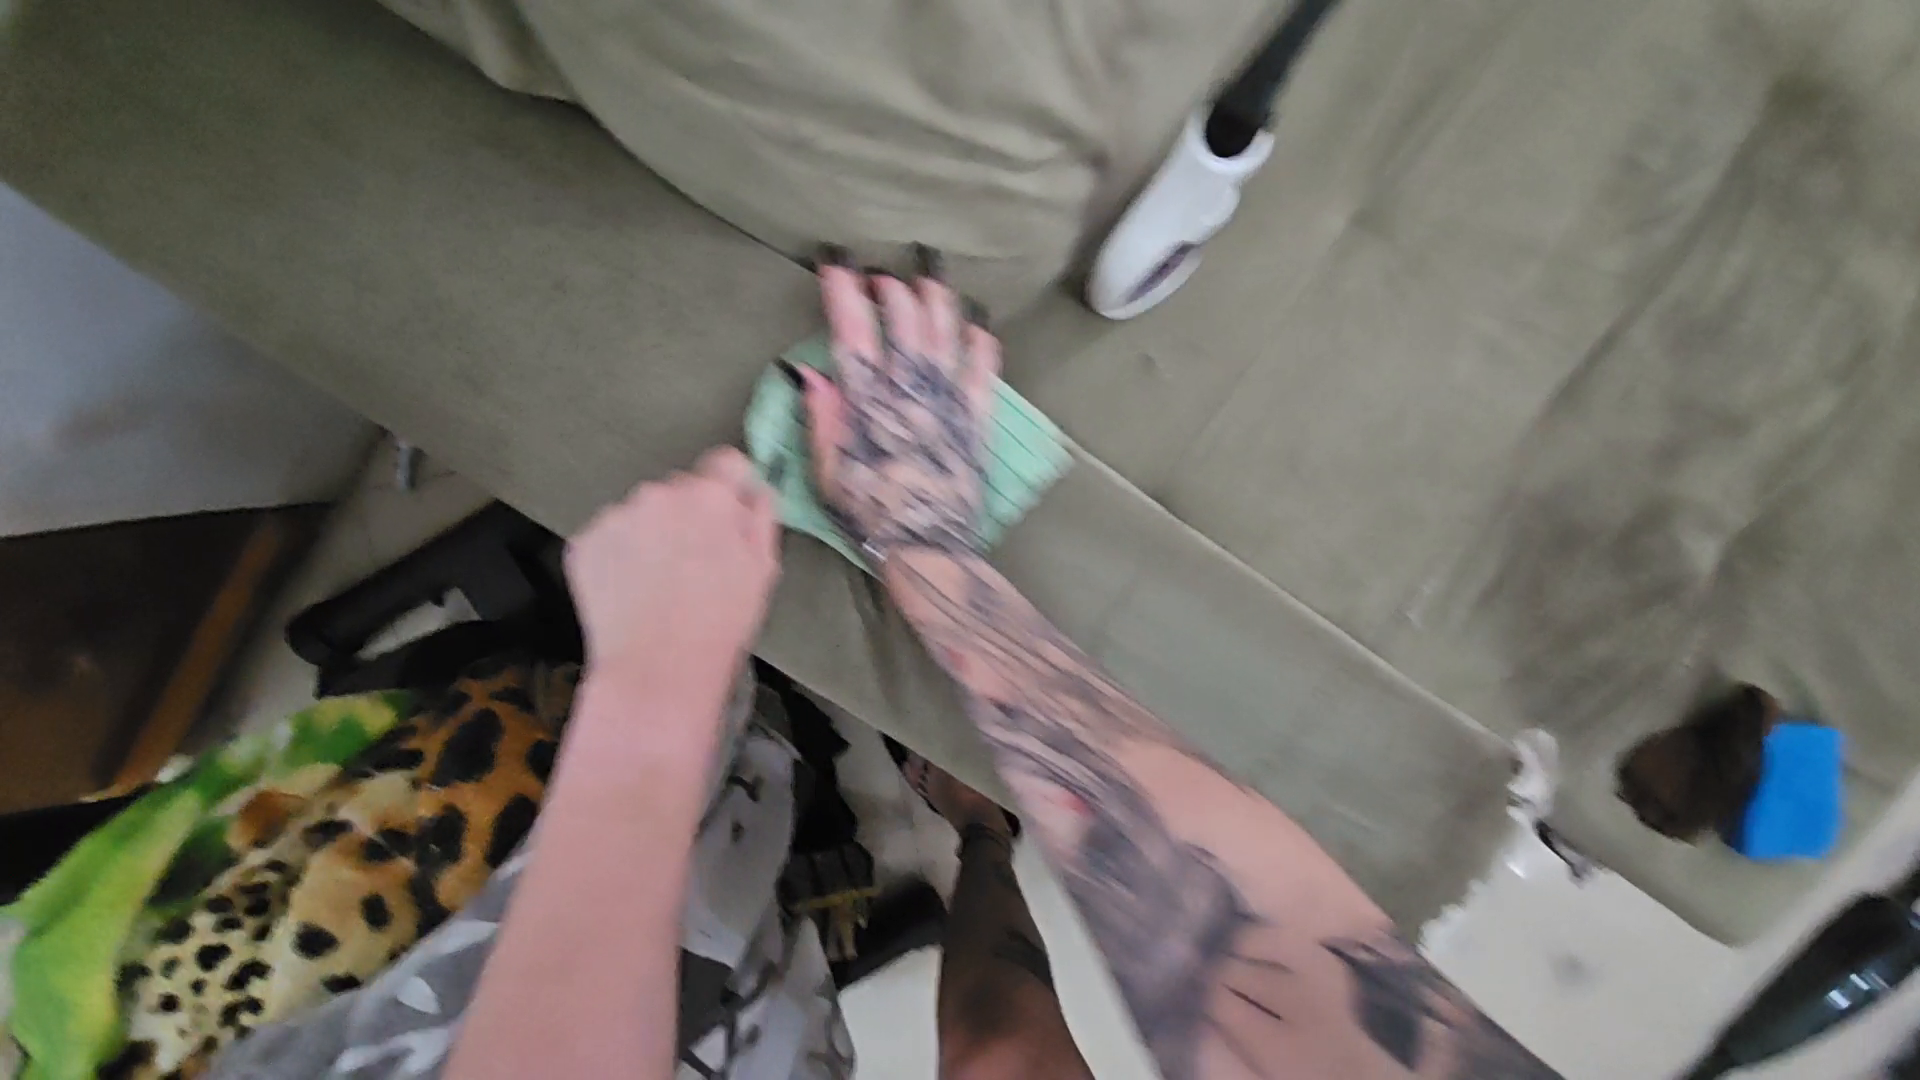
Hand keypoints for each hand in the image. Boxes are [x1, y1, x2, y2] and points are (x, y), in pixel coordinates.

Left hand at [563, 447, 780, 669]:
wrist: (657, 667)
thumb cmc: (721, 621)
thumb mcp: (763, 569)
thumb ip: (762, 518)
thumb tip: (757, 491)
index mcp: (709, 496)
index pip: (726, 462)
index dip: (733, 485)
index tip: (731, 512)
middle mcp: (658, 493)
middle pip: (680, 488)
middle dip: (689, 513)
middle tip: (695, 559)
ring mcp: (615, 516)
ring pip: (641, 512)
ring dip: (652, 532)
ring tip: (660, 580)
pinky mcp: (583, 542)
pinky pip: (609, 536)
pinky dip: (620, 555)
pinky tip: (632, 589)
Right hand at [798, 244, 999, 555]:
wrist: (928, 547)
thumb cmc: (871, 514)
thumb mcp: (830, 473)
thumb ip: (823, 420)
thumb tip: (810, 372)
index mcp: (867, 403)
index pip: (854, 332)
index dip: (844, 292)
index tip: (836, 264)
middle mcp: (910, 392)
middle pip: (905, 320)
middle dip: (892, 289)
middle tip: (882, 277)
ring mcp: (948, 401)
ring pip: (946, 333)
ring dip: (937, 300)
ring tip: (929, 279)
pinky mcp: (978, 418)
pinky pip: (985, 370)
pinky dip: (982, 344)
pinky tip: (978, 325)